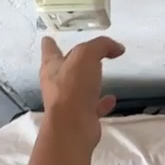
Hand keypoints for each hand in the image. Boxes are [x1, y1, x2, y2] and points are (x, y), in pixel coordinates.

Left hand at [38, 35, 124, 149]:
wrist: (73, 126)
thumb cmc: (73, 87)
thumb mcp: (87, 55)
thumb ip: (102, 46)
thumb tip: (117, 48)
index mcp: (52, 67)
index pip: (49, 50)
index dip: (49, 43)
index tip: (47, 38)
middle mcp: (56, 84)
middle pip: (63, 69)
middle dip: (70, 61)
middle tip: (82, 55)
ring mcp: (67, 102)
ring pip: (78, 87)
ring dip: (88, 81)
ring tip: (100, 74)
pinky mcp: (80, 117)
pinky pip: (93, 106)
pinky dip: (102, 102)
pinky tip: (112, 99)